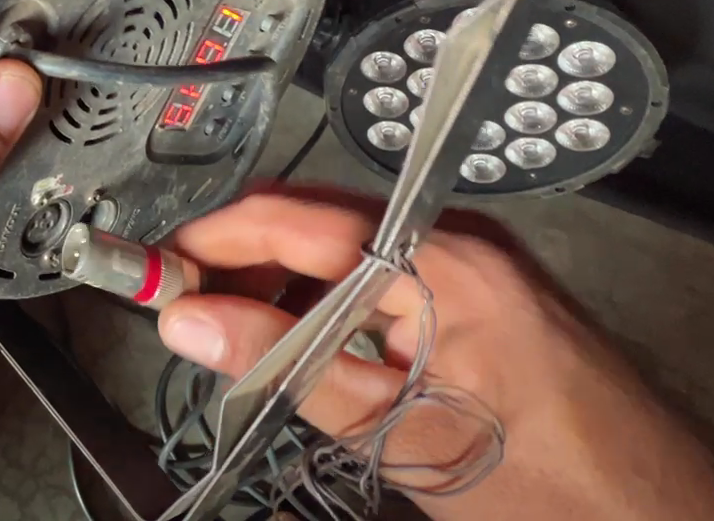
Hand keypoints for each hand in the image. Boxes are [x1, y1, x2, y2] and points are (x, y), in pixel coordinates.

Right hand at [156, 189, 713, 520]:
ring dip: (276, 282)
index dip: (215, 240)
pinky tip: (295, 337)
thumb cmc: (552, 491)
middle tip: (187, 306)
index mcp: (443, 259)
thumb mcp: (399, 433)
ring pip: (334, 243)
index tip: (160, 268)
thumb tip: (184, 322)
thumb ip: (281, 365)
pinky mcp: (470, 277)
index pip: (296, 221)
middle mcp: (452, 234)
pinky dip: (321, 297)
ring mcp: (465, 252)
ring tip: (231, 329)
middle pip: (310, 222)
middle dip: (239, 261)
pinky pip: (370, 267)